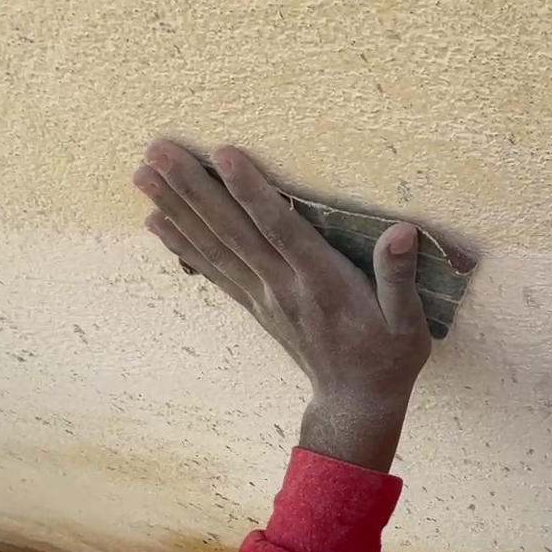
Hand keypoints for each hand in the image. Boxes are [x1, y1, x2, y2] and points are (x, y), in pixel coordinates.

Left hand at [133, 139, 432, 471]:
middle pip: (232, 232)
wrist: (355, 402)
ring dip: (177, 208)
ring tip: (143, 174)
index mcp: (323, 284)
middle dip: (194, 189)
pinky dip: (181, 243)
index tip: (223, 154)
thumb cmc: (388, 355)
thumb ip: (400, 275)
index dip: (252, 192)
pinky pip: (213, 269)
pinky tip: (156, 220)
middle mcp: (284, 287)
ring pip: (214, 246)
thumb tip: (401, 231)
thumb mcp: (408, 320)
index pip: (280, 230)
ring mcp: (264, 297)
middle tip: (157, 150)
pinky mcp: (255, 306)